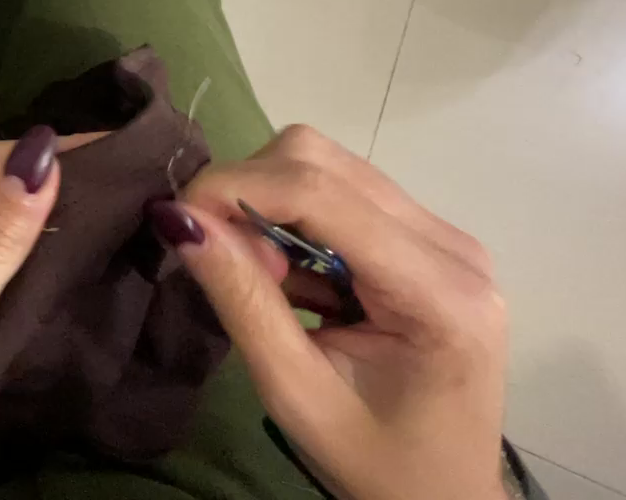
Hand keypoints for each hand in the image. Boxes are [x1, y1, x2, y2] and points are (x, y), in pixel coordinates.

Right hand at [150, 125, 507, 499]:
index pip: (318, 190)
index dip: (233, 186)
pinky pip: (335, 184)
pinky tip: (290, 268)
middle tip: (226, 257)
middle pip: (318, 160)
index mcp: (440, 293)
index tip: (178, 219)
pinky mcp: (421, 233)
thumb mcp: (294, 392)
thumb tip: (175, 215)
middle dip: (247, 190)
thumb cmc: (373, 461)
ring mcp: (442, 234)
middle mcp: (451, 245)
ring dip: (265, 198)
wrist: (442, 499)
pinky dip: (288, 211)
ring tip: (262, 270)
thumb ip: (240, 297)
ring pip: (322, 161)